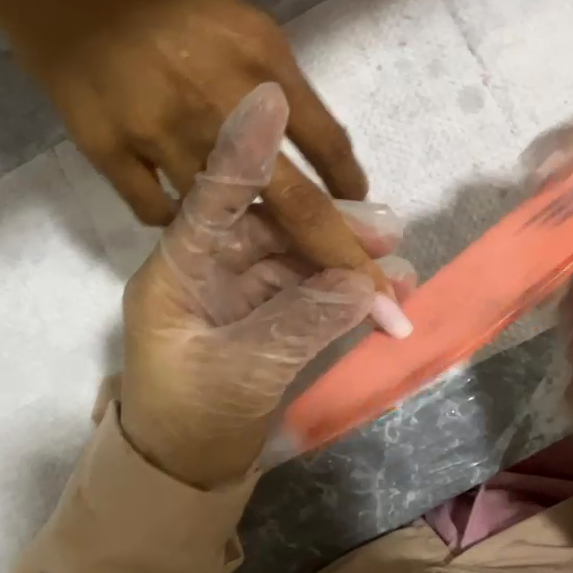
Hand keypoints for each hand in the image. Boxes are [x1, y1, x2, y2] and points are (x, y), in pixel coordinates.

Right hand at [0, 0, 387, 291]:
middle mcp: (220, 104)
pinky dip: (175, 219)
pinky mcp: (106, 151)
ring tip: (256, 250)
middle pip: (293, 200)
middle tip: (359, 285)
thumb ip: (266, 75)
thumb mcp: (232, 10)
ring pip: (223, 215)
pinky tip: (180, 215)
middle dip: (334, 250)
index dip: (350, 187)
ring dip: (248, 238)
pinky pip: (155, 211)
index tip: (359, 211)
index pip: (327, 142)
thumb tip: (289, 132)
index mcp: (260, 57)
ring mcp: (160, 133)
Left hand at [118, 85, 413, 488]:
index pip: (211, 199)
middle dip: (326, 226)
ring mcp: (229, 287)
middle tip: (387, 225)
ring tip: (396, 260)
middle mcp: (201, 266)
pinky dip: (336, 289)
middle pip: (266, 225)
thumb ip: (302, 324)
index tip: (271, 98)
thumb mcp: (244, 373)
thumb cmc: (190, 422)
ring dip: (341, 258)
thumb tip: (363, 285)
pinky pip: (298, 286)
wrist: (179, 473)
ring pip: (289, 254)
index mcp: (175, 272)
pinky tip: (377, 291)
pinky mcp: (253, 310)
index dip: (244, 150)